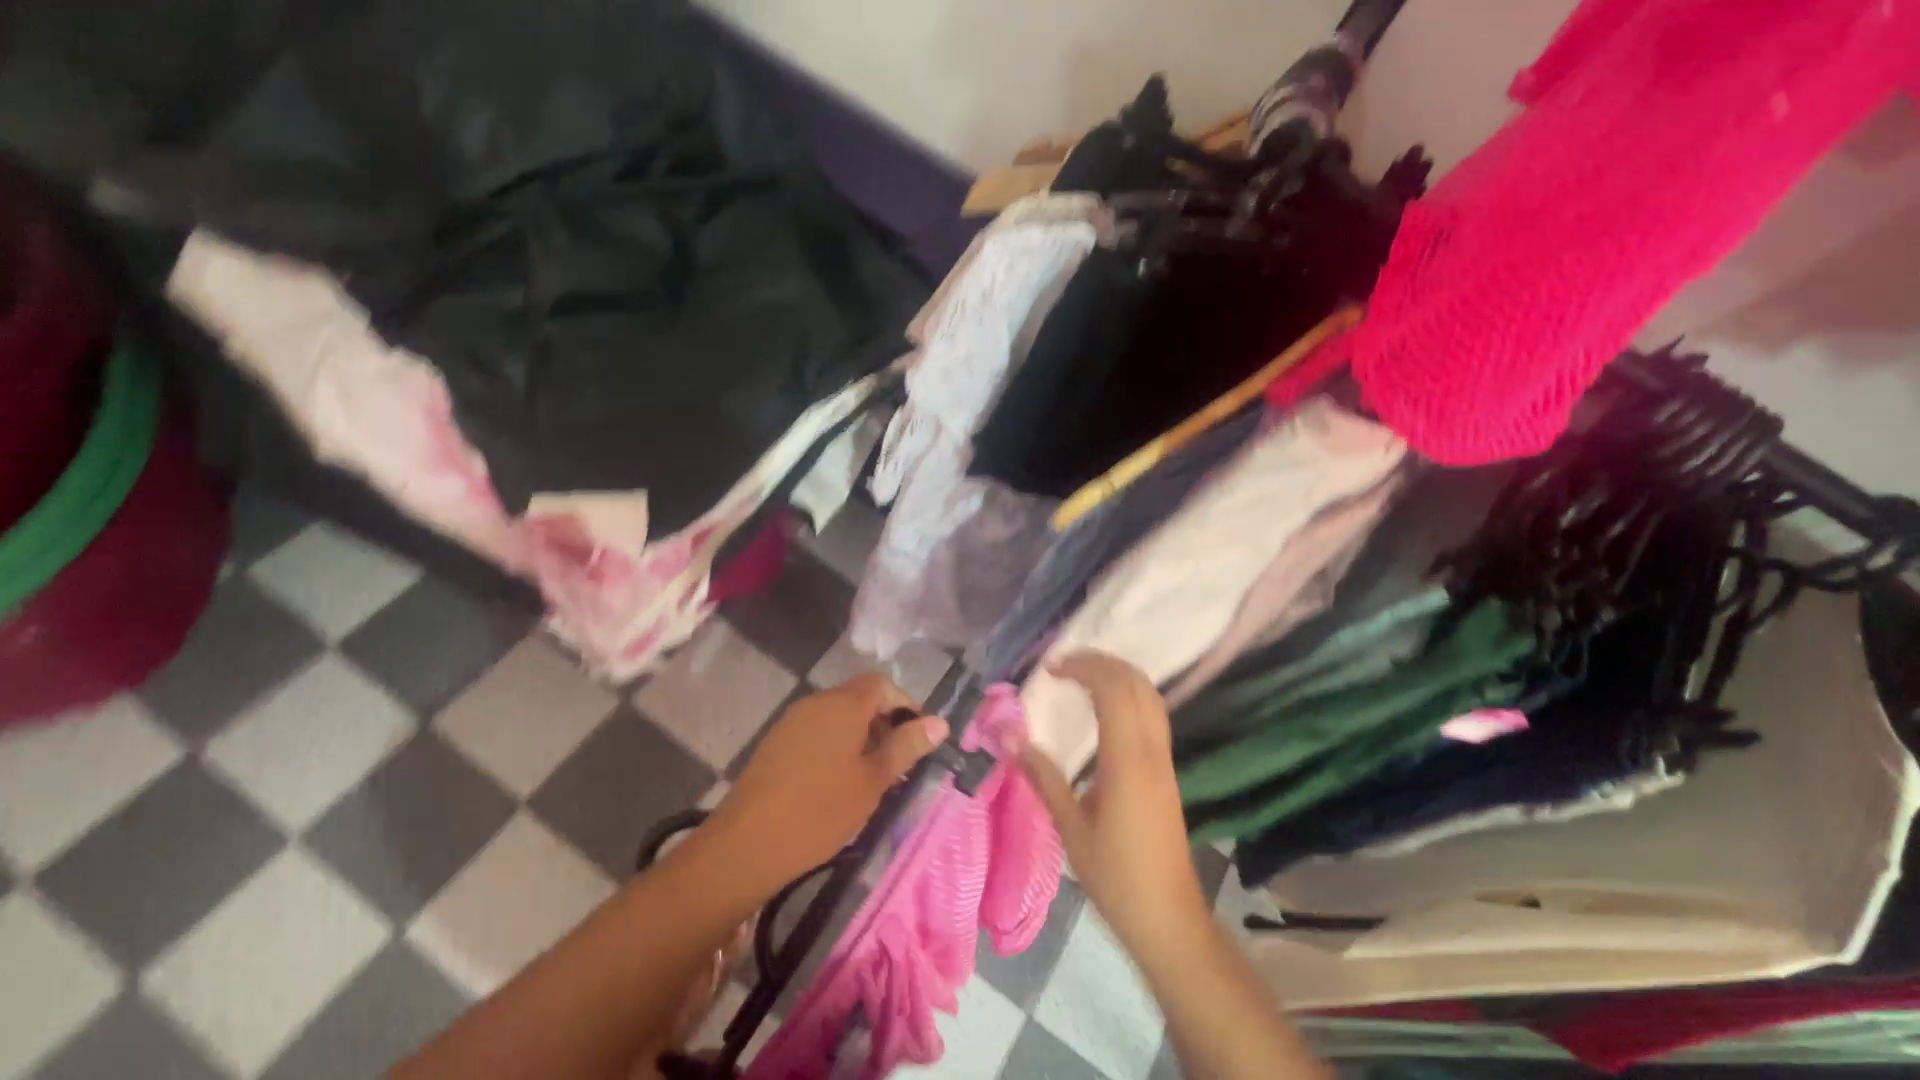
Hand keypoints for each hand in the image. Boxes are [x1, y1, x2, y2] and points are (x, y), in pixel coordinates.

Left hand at [706, 674, 947, 890]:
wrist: (747, 844)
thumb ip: (906, 747)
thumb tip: (939, 722)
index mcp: (843, 704)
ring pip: (837, 719)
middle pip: (859, 699)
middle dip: (885, 725)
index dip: (906, 705)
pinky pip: (816, 735)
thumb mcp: (873, 781)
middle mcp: (815, 703)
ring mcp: (791, 723)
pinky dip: (835, 750)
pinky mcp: (775, 746)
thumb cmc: (821, 810)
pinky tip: (839, 786)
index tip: (919, 741)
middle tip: (900, 766)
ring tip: (873, 780)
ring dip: (860, 740)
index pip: (882, 684)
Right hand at [1020, 653, 1209, 951]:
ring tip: (1081, 678)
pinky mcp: (1167, 773)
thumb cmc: (1115, 875)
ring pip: (1151, 698)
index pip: (1114, 690)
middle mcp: (1152, 751)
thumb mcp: (1069, 827)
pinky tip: (1104, 711)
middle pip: (1137, 684)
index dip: (1084, 667)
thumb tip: (1008, 736)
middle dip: (1102, 663)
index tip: (1051, 668)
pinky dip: (1129, 697)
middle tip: (1065, 664)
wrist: (1167, 915)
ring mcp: (1165, 761)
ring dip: (1119, 677)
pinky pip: (1153, 716)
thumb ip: (1042, 776)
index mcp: (1128, 760)